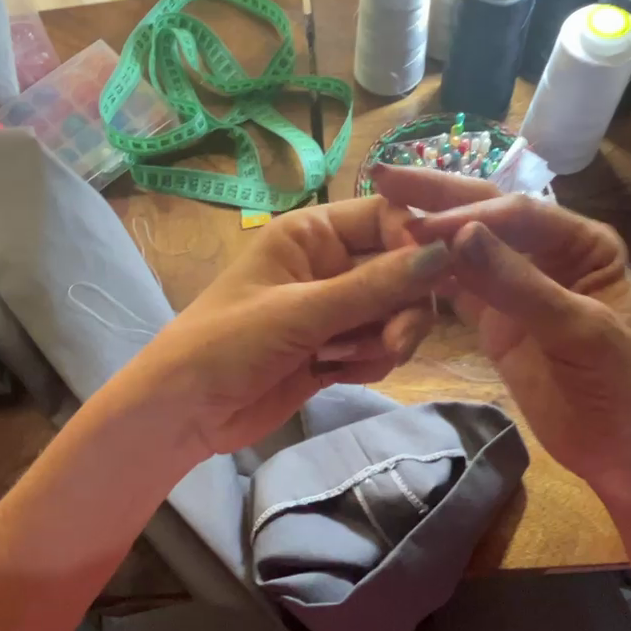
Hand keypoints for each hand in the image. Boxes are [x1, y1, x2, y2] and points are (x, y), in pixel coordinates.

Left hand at [111, 196, 449, 459]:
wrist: (186, 412)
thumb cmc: (228, 344)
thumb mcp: (301, 311)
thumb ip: (374, 287)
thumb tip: (445, 255)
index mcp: (311, 233)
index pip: (385, 217)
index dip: (414, 244)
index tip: (431, 279)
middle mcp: (328, 265)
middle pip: (401, 271)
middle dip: (403, 308)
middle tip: (393, 342)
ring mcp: (333, 311)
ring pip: (396, 314)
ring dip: (384, 340)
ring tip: (343, 360)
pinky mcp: (334, 351)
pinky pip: (379, 348)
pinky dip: (368, 363)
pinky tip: (335, 375)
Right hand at [369, 164, 630, 487]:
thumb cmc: (626, 387)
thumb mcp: (579, 332)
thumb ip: (518, 285)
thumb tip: (460, 235)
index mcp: (582, 243)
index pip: (516, 215)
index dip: (465, 217)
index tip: (417, 228)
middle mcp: (547, 254)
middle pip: (485, 216)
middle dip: (436, 196)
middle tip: (382, 176)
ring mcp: (517, 288)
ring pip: (466, 251)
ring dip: (426, 235)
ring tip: (377, 214)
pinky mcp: (496, 323)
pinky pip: (457, 291)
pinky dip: (427, 279)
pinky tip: (395, 266)